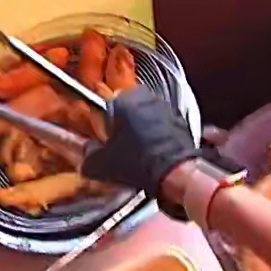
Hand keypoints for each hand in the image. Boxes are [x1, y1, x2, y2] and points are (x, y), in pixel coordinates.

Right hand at [81, 88, 197, 198]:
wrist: (175, 173)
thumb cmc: (135, 161)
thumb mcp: (102, 164)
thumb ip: (89, 156)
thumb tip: (87, 153)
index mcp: (125, 100)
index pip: (110, 102)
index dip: (108, 119)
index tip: (107, 135)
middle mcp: (148, 98)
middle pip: (132, 107)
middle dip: (127, 122)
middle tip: (122, 143)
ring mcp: (168, 109)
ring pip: (149, 115)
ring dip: (145, 128)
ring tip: (140, 151)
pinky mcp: (182, 122)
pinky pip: (165, 126)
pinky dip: (160, 136)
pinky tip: (156, 154)